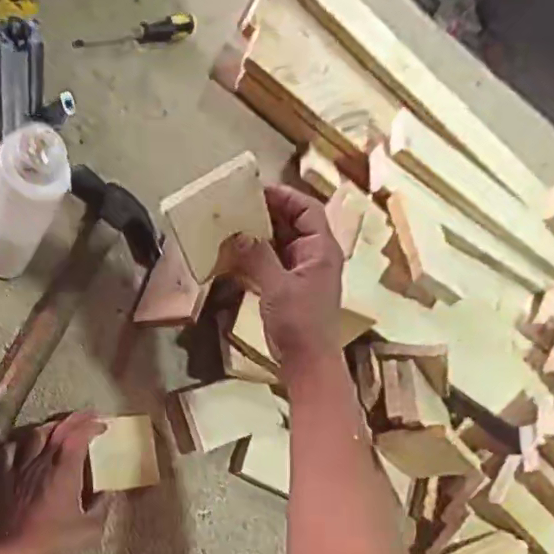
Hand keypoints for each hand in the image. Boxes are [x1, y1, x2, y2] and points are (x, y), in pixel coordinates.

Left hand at [0, 411, 111, 553]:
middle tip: (89, 416)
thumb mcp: (90, 529)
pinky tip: (24, 443)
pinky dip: (19, 441)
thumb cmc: (54, 543)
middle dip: (76, 419)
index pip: (78, 436)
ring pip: (34, 435)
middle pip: (58, 430)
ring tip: (59, 427)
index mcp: (63, 471)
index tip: (103, 425)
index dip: (91, 426)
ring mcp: (19, 468)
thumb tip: (109, 492)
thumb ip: (102, 506)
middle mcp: (41, 462)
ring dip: (50, 426)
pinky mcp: (3, 478)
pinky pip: (8, 450)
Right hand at [228, 184, 344, 379]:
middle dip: (267, 215)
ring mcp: (303, 275)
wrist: (308, 363)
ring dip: (258, 237)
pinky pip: (272, 265)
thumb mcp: (277, 286)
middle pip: (293, 225)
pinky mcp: (290, 291)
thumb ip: (257, 257)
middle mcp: (315, 257)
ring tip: (232, 228)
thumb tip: (238, 235)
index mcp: (321, 250)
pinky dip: (255, 259)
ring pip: (280, 245)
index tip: (257, 190)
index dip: (285, 196)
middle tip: (238, 207)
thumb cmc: (300, 324)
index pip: (307, 210)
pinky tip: (234, 257)